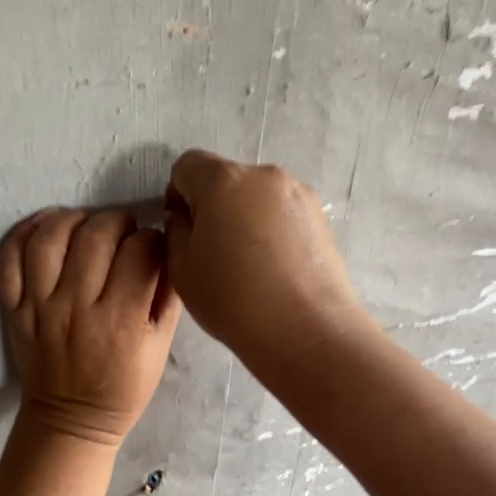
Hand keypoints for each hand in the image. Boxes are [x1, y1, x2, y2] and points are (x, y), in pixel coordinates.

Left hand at [0, 208, 182, 446]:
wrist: (71, 420)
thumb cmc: (124, 386)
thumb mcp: (161, 346)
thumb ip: (168, 295)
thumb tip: (168, 248)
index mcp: (121, 320)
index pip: (140, 251)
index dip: (151, 239)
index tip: (151, 247)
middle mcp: (77, 307)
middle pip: (96, 235)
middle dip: (117, 221)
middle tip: (124, 231)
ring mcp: (39, 306)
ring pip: (49, 239)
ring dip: (72, 219)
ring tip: (85, 225)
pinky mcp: (13, 308)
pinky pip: (9, 260)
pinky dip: (23, 234)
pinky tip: (45, 228)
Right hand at [164, 149, 364, 370]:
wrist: (305, 329)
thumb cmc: (233, 298)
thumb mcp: (181, 268)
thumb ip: (176, 230)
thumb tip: (188, 218)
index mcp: (223, 180)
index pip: (187, 165)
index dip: (177, 193)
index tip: (182, 228)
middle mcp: (263, 175)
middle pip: (225, 178)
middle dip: (213, 205)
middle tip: (213, 250)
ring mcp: (298, 193)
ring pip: (256, 195)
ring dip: (244, 216)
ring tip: (248, 263)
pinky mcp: (320, 216)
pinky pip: (282, 212)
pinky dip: (271, 229)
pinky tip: (273, 267)